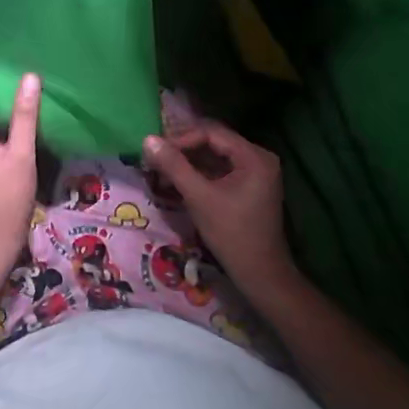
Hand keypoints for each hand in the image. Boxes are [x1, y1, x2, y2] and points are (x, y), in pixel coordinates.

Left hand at [0, 73, 41, 261]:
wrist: (0, 240)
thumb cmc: (7, 197)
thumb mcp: (20, 153)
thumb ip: (25, 115)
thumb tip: (30, 76)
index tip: (21, 74)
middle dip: (6, 97)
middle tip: (33, 83)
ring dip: (9, 112)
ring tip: (35, 97)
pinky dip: (9, 127)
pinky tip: (30, 120)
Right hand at [142, 123, 294, 290]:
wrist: (260, 275)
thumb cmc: (232, 234)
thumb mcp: (199, 197)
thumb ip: (174, 166)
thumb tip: (148, 139)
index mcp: (254, 156)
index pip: (212, 133)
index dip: (181, 139)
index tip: (156, 151)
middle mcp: (259, 158)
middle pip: (215, 142)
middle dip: (184, 148)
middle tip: (156, 157)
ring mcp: (256, 172)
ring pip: (216, 156)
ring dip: (190, 160)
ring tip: (162, 168)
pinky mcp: (250, 186)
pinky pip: (221, 169)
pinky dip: (200, 173)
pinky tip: (178, 180)